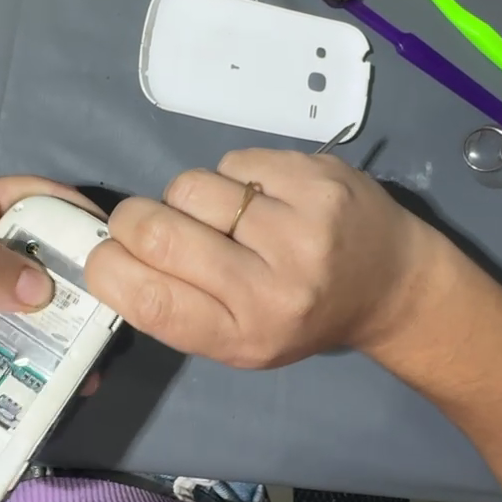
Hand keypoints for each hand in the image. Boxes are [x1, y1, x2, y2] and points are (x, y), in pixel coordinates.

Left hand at [0, 176, 104, 411]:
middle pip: (48, 248)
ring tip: (98, 347)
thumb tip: (42, 287)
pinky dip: (56, 349)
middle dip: (82, 273)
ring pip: (47, 295)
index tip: (112, 243)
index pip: (31, 195)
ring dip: (74, 318)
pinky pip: (33, 333)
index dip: (73, 212)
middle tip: (112, 303)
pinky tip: (72, 371)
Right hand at [87, 148, 438, 368]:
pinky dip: (232, 176)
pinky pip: (233, 162)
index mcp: (244, 336)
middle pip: (157, 230)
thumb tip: (112, 254)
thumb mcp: (240, 340)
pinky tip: (259, 196)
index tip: (112, 256)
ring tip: (220, 214)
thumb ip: (180, 306)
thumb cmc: (304, 317)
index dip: (109, 267)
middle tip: (150, 223)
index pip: (146, 297)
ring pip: (190, 187)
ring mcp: (301, 227)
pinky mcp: (318, 179)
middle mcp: (274, 287)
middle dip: (134, 220)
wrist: (391, 283)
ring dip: (188, 197)